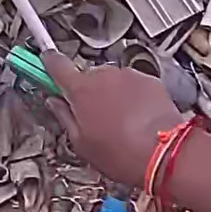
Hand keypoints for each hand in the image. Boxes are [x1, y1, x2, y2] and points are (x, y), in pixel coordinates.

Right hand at [43, 52, 182, 186]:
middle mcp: (103, 75)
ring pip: (111, 81)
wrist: (165, 153)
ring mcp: (127, 75)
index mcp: (81, 89)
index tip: (45, 59)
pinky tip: (138, 119)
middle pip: (87, 77)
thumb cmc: (121, 153)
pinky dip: (132, 97)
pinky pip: (132, 84)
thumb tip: (55, 103)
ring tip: (120, 124)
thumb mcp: (82, 144)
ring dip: (112, 95)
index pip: (57, 65)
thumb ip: (64, 117)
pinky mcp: (148, 79)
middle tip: (94, 118)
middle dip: (88, 92)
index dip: (49, 61)